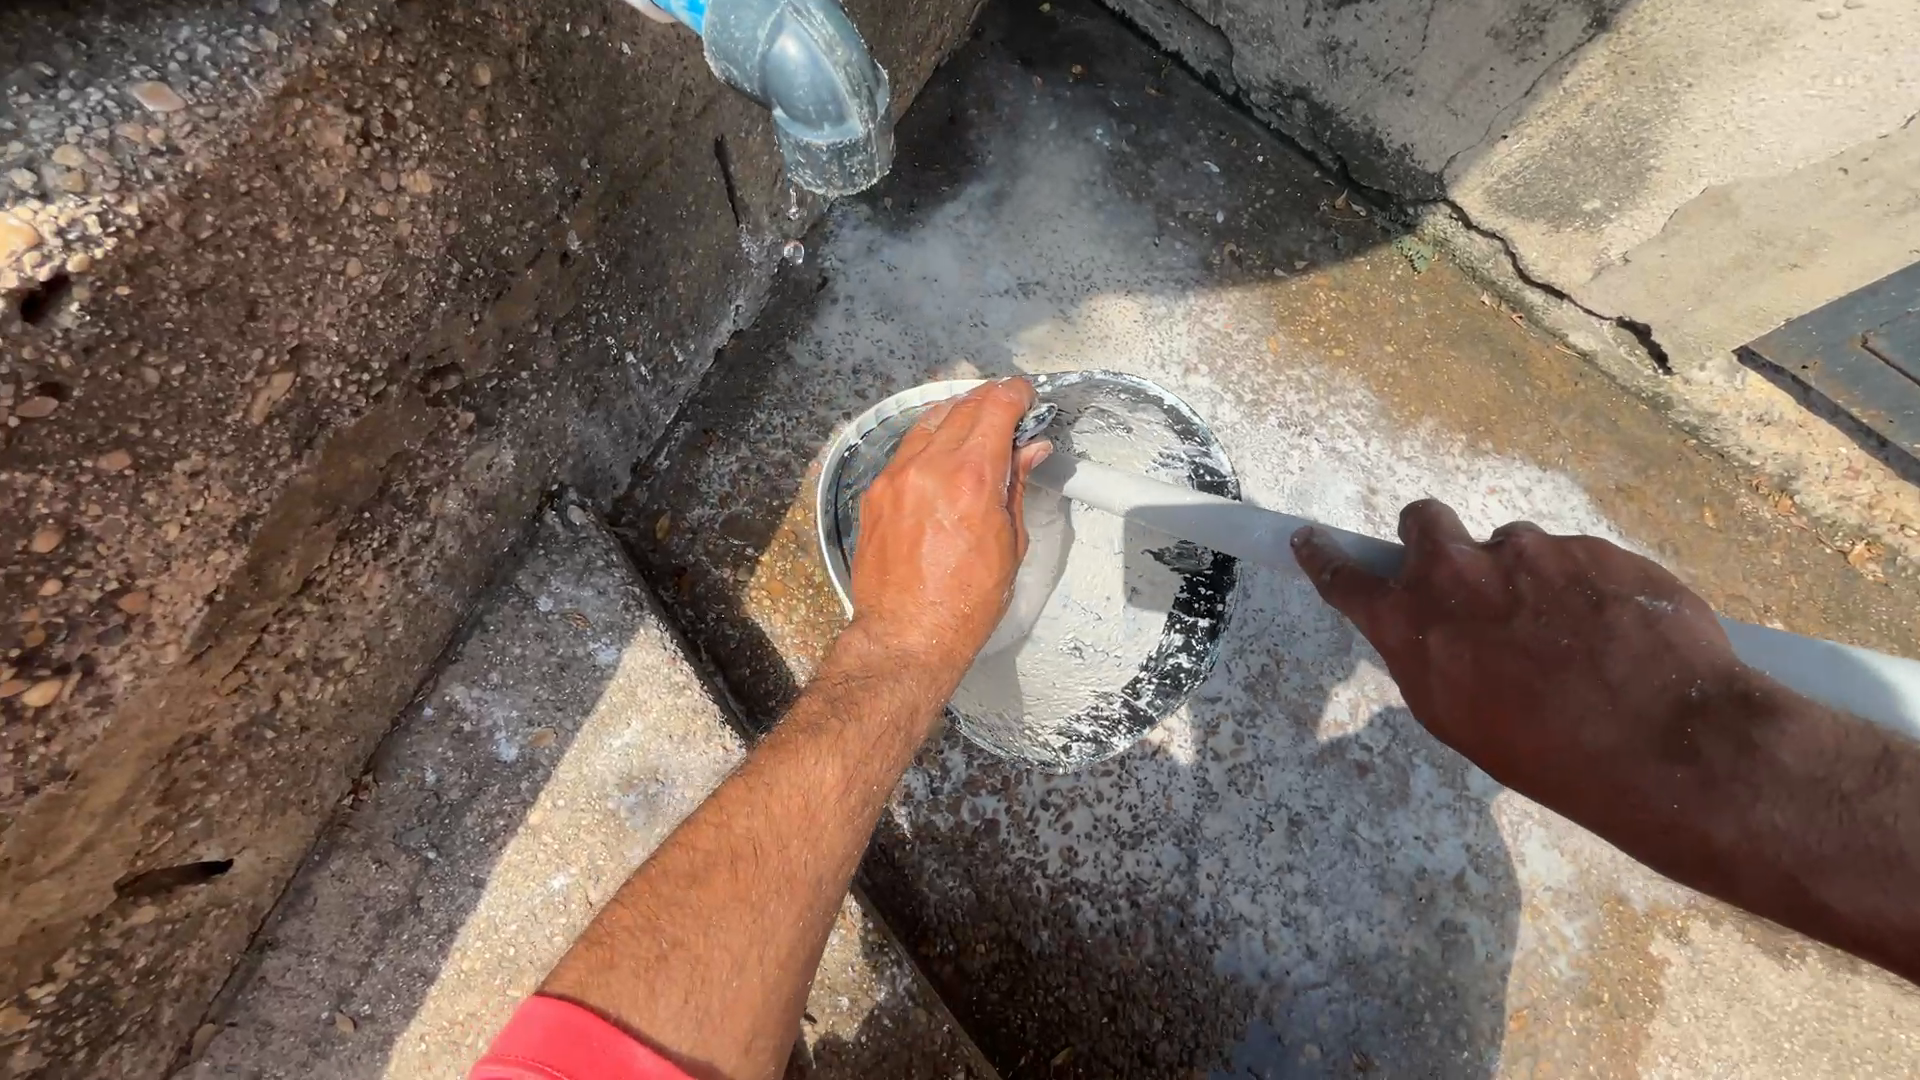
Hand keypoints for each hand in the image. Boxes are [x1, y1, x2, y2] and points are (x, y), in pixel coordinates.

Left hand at [847, 379, 1051, 692]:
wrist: (907, 634)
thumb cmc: (963, 603)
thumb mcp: (1010, 544)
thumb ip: (1015, 486)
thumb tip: (1028, 452)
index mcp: (970, 480)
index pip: (995, 408)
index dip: (1015, 394)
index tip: (1024, 395)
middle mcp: (928, 469)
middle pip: (962, 407)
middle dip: (989, 401)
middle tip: (1007, 408)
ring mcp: (895, 478)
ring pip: (928, 421)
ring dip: (956, 415)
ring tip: (975, 426)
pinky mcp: (875, 493)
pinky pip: (905, 450)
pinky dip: (928, 442)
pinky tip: (941, 454)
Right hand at [1290, 499, 1750, 827]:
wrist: (1670, 746)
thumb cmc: (1540, 750)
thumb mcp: (1450, 714)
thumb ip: (1421, 654)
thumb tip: (1428, 630)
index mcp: (1409, 618)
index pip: (1344, 576)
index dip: (1322, 556)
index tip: (1309, 539)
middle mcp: (1456, 571)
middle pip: (1422, 518)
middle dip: (1433, 539)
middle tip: (1468, 580)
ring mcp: (1529, 551)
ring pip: (1511, 547)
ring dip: (1522, 577)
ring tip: (1569, 633)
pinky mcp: (1597, 547)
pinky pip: (1575, 559)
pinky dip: (1582, 588)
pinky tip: (1615, 634)